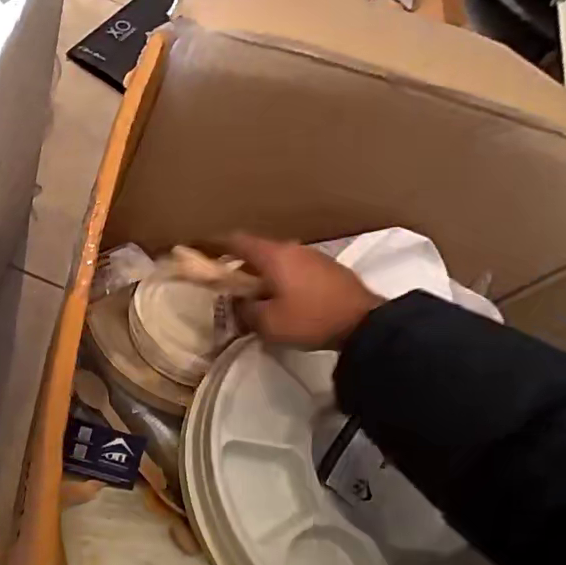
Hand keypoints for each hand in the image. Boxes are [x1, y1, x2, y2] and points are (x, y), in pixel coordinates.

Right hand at [223, 233, 380, 350]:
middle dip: (239, 264)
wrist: (365, 323)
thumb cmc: (310, 319)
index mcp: (273, 255)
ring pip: (277, 259)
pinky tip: (282, 297)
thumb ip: (245, 310)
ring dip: (263, 273)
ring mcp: (313, 256)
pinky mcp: (328, 269)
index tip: (201, 252)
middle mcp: (292, 248)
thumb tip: (237, 302)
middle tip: (227, 282)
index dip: (215, 246)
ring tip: (255, 293)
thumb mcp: (268, 323)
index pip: (236, 241)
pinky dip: (282, 278)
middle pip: (257, 250)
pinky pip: (295, 268)